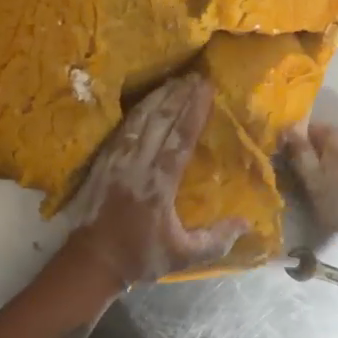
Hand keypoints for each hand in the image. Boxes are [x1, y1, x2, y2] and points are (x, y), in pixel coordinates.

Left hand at [66, 75, 248, 285]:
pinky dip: (135, 113)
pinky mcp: (102, 164)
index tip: (206, 88)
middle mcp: (136, 166)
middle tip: (195, 76)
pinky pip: (121, 130)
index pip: (179, 140)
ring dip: (157, 99)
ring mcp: (115, 162)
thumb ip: (216, 240)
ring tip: (174, 81)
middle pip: (159, 122)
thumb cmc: (139, 258)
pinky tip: (145, 103)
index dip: (193, 112)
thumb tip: (247, 224)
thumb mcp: (183, 256)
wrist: (90, 262)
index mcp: (158, 186)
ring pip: (138, 121)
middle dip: (178, 97)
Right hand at [284, 122, 337, 249]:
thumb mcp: (312, 180)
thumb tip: (288, 127)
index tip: (294, 164)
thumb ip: (299, 151)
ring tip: (331, 184)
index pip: (310, 129)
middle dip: (319, 154)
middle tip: (312, 178)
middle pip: (330, 138)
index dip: (298, 146)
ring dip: (336, 161)